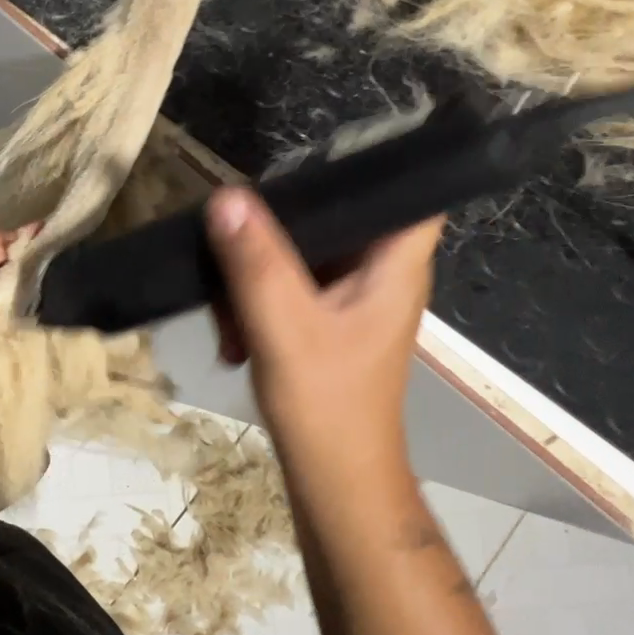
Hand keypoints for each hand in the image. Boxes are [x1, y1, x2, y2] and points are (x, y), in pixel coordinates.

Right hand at [206, 187, 442, 473]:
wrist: (333, 480)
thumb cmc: (325, 403)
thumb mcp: (283, 326)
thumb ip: (256, 262)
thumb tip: (227, 196)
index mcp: (393, 268)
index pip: (408, 193)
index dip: (375, 164)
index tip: (314, 153)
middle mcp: (377, 276)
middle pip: (331, 219)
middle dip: (274, 230)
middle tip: (232, 241)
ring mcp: (349, 300)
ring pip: (298, 254)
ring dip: (252, 273)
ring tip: (226, 310)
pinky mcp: (323, 321)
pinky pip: (283, 286)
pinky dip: (253, 301)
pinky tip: (233, 335)